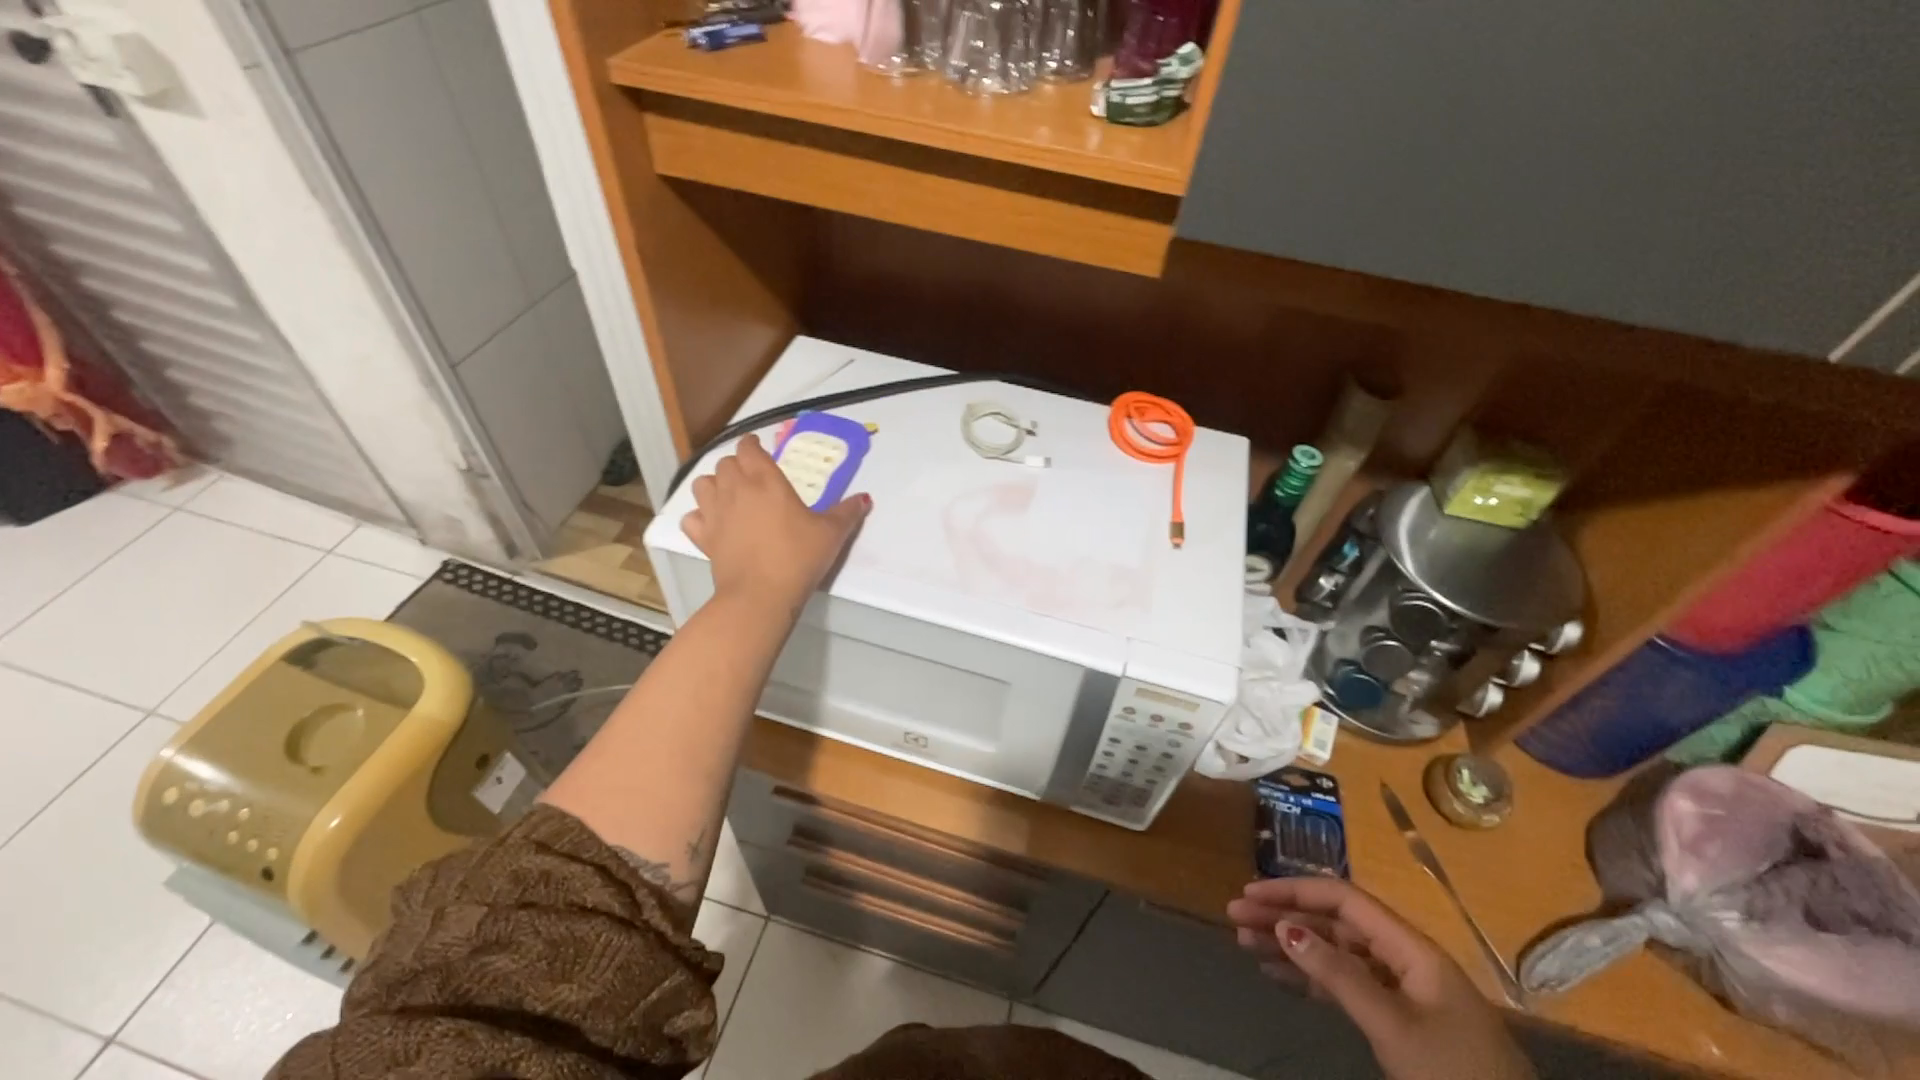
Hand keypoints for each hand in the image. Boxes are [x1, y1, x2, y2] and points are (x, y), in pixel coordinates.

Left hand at [682, 434, 869, 609]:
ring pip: (702, 484)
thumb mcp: (831, 534)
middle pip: (724, 463)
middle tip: (752, 477)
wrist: (760, 595)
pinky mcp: (702, 538)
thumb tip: (865, 498)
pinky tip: (712, 524)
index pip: (748, 448)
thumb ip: (847, 512)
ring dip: (714, 485)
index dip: (752, 445)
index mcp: (765, 480)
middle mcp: (735, 489)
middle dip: (736, 465)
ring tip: (728, 495)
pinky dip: (699, 516)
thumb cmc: (798, 557)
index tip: (760, 450)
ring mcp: (715, 513)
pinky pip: (691, 518)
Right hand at [1228, 877, 1533, 1079]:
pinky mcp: (1400, 1019)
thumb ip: (1338, 975)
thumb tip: (1286, 927)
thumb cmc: (1454, 1074)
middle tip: (1234, 918)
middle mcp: (1406, 959)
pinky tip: (1278, 976)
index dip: (1295, 891)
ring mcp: (1403, 990)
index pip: (1345, 900)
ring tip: (1245, 943)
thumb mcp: (1393, 1025)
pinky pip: (1346, 984)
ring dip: (1292, 946)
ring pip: (1337, 953)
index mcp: (1412, 948)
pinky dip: (1311, 977)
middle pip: (1337, 923)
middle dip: (1285, 917)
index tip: (1250, 893)